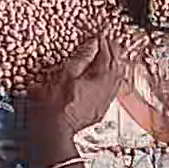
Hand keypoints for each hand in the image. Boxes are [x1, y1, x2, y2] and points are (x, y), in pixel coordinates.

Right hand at [31, 34, 120, 150]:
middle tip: (110, 42)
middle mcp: (105, 91)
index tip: (101, 35)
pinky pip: (112, 92)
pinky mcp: (99, 112)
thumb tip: (93, 44)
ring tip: (114, 57)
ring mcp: (103, 102)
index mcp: (98, 79)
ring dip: (116, 66)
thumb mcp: (64, 75)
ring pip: (116, 80)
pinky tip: (112, 79)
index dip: (103, 44)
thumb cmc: (52, 106)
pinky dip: (113, 81)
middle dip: (113, 53)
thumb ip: (81, 59)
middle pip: (115, 67)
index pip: (105, 56)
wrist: (52, 132)